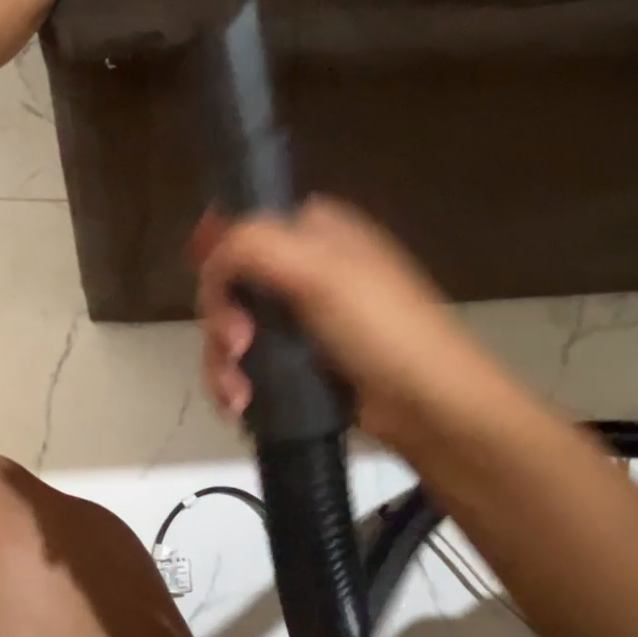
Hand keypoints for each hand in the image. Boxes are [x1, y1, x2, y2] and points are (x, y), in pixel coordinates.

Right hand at [194, 197, 496, 444]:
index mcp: (314, 232)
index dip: (218, 260)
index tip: (217, 296)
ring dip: (223, 363)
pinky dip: (234, 385)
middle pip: (229, 286)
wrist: (431, 407)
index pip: (241, 228)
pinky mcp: (296, 364)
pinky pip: (245, 366)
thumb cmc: (383, 330)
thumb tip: (206, 258)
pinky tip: (240, 406)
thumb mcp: (320, 273)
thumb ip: (252, 246)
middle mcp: (303, 268)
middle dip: (221, 322)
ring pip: (231, 331)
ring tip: (238, 395)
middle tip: (238, 348)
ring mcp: (299, 320)